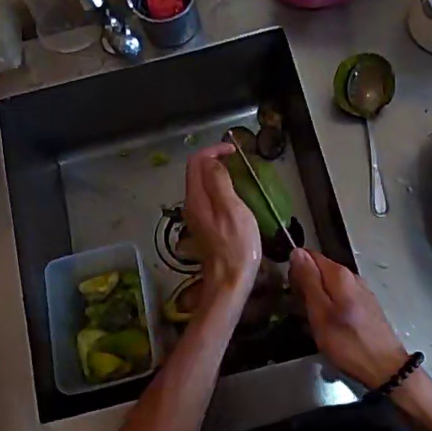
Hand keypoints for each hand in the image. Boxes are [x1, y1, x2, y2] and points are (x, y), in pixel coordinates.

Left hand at [184, 144, 261, 295]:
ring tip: (239, 174)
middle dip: (214, 159)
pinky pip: (209, 198)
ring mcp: (197, 217)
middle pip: (196, 172)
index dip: (213, 150)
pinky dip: (220, 188)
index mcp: (196, 198)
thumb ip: (220, 182)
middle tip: (238, 160)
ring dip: (218, 174)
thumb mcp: (232, 209)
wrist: (229, 280)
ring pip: (202, 185)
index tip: (234, 151)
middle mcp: (192, 204)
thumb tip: (213, 161)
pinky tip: (236, 196)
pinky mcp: (206, 226)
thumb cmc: (236, 245)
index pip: (196, 162)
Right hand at [289, 248, 408, 388]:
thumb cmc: (347, 342)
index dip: (295, 269)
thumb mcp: (320, 312)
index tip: (290, 289)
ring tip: (312, 319)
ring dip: (317, 296)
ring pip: (330, 284)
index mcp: (340, 274)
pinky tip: (329, 323)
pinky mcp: (365, 305)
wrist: (384, 367)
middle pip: (320, 268)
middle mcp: (352, 276)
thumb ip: (309, 280)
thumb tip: (297, 251)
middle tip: (300, 308)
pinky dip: (330, 304)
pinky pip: (340, 296)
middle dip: (305, 283)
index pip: (310, 255)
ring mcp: (361, 291)